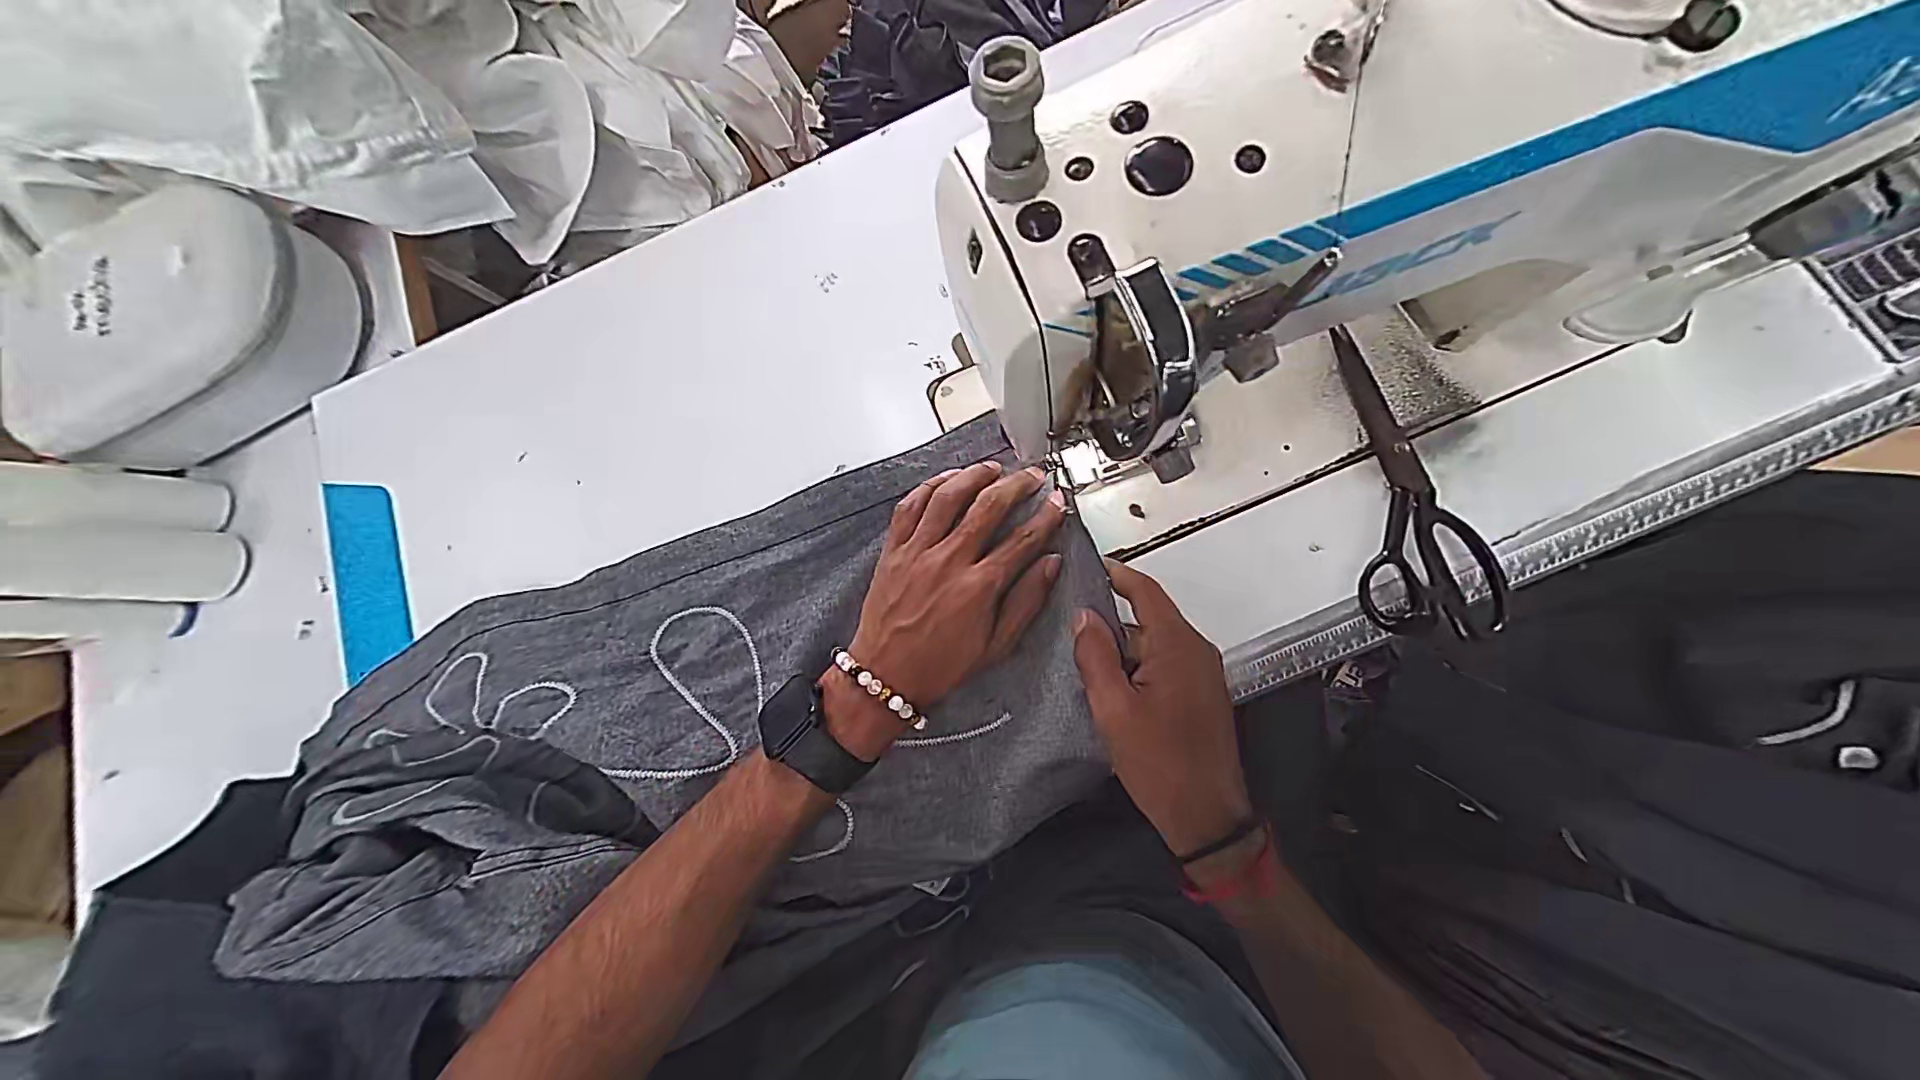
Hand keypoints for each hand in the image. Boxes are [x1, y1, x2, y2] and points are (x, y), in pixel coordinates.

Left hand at [836, 460, 1066, 729]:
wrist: (886, 675)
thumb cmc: (938, 665)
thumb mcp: (995, 645)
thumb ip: (1026, 602)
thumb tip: (1050, 565)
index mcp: (978, 587)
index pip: (1022, 539)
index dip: (1046, 516)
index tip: (1056, 504)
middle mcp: (948, 562)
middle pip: (989, 506)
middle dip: (1017, 485)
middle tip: (1032, 477)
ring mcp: (917, 552)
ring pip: (948, 497)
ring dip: (974, 476)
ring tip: (993, 468)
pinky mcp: (893, 551)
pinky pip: (910, 507)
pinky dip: (929, 487)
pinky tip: (946, 480)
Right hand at [1072, 559, 1251, 856]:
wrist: (1206, 816)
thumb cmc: (1164, 767)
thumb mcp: (1113, 709)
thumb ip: (1096, 657)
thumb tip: (1084, 618)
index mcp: (1177, 647)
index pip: (1145, 591)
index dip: (1116, 573)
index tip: (1093, 565)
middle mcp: (1197, 652)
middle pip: (1149, 617)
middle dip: (1111, 621)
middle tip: (1074, 630)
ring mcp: (1203, 673)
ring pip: (1155, 643)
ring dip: (1124, 649)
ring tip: (1089, 668)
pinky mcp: (1202, 693)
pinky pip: (1166, 663)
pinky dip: (1139, 666)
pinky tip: (1116, 690)